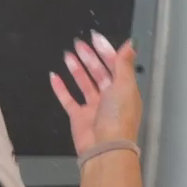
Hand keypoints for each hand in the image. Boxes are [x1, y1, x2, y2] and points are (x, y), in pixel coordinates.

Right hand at [50, 33, 141, 156]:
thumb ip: (124, 64)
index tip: (95, 38)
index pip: (115, 65)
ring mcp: (94, 108)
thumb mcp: (124, 86)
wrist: (105, 147)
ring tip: (67, 55)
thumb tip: (131, 44)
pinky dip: (61, 88)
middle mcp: (110, 98)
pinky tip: (54, 77)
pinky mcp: (79, 117)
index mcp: (124, 90)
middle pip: (99, 73)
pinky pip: (68, 99)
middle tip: (79, 44)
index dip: (106, 51)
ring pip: (84, 83)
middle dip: (89, 57)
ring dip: (76, 69)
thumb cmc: (119, 118)